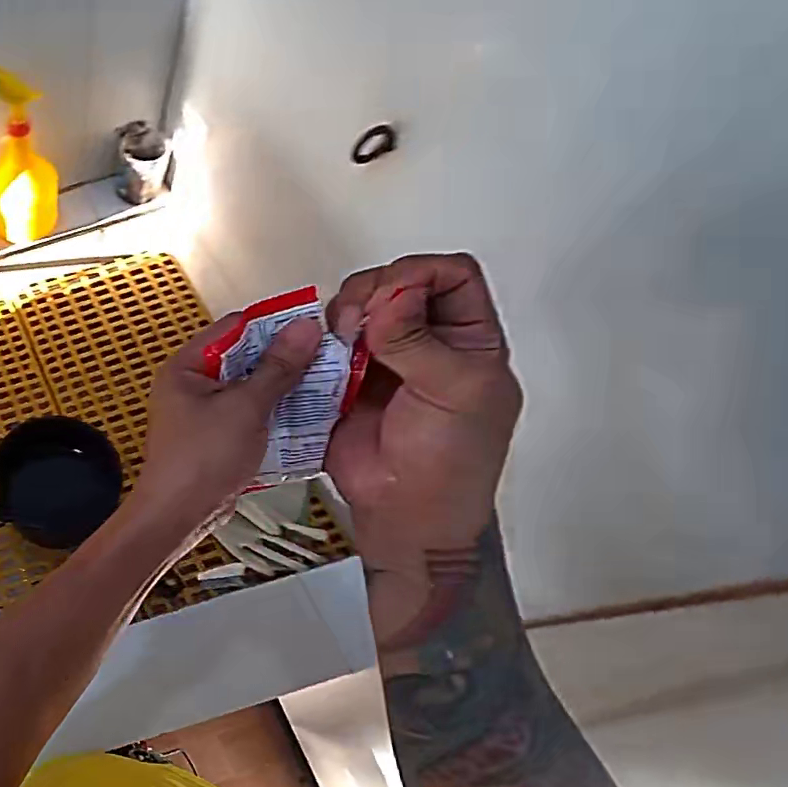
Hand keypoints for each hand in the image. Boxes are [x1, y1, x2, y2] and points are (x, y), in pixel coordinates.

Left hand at [133, 312, 323, 533]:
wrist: (177, 516)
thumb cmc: (202, 458)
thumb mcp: (245, 407)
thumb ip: (277, 368)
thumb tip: (306, 327)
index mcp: (187, 367)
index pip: (235, 328)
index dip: (274, 325)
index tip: (313, 328)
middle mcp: (192, 386)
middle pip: (245, 360)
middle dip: (284, 361)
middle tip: (326, 360)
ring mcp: (204, 415)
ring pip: (251, 391)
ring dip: (283, 391)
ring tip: (325, 387)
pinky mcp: (217, 440)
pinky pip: (249, 418)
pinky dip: (273, 417)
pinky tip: (305, 418)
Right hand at [324, 253, 521, 555]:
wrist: (406, 512)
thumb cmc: (449, 459)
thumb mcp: (455, 392)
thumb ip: (420, 341)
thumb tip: (388, 299)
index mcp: (467, 338)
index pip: (450, 275)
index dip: (421, 274)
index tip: (394, 298)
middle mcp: (424, 342)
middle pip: (397, 285)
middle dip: (374, 292)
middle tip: (358, 320)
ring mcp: (382, 361)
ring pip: (358, 311)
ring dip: (343, 316)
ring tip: (339, 341)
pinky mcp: (345, 383)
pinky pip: (328, 349)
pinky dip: (320, 346)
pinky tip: (323, 359)